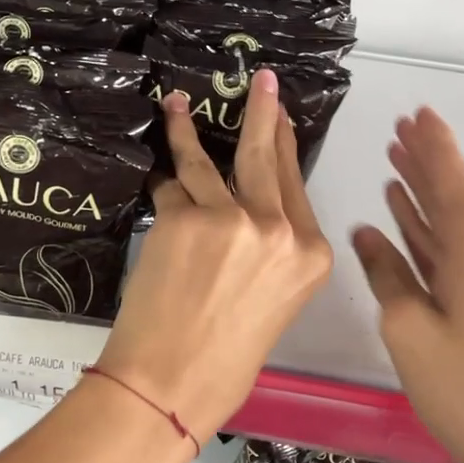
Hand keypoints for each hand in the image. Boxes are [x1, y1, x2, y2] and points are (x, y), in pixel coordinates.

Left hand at [94, 68, 332, 441]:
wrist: (171, 382)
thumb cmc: (223, 358)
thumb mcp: (271, 302)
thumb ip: (267, 252)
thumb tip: (242, 209)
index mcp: (310, 256)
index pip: (294, 184)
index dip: (283, 145)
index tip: (279, 117)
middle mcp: (278, 231)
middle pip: (265, 156)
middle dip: (261, 112)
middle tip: (261, 80)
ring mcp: (231, 219)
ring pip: (207, 160)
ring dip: (186, 128)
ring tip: (177, 102)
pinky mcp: (184, 215)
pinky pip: (170, 186)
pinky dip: (161, 183)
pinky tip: (154, 173)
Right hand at [352, 108, 463, 462]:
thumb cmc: (459, 383)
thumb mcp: (407, 325)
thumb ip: (385, 270)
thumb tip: (366, 231)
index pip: (450, 181)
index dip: (433, 146)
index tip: (419, 112)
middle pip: (452, 193)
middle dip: (426, 159)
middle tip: (400, 126)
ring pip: (448, 218)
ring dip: (422, 188)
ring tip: (395, 156)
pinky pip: (448, 246)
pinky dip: (424, 225)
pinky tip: (400, 211)